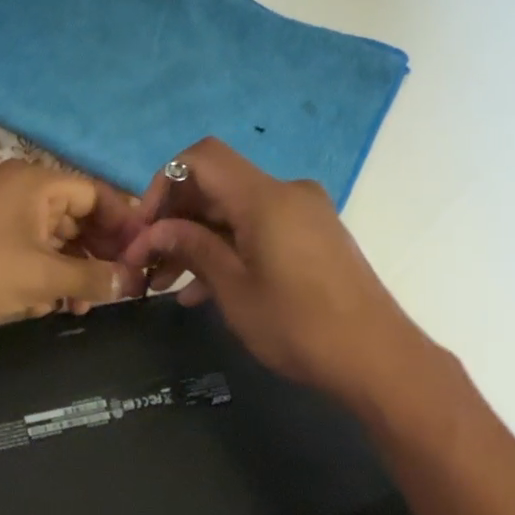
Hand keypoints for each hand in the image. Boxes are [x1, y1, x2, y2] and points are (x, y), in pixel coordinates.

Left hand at [0, 162, 141, 342]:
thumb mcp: (42, 279)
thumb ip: (91, 279)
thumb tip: (132, 282)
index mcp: (36, 183)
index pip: (96, 194)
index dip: (124, 226)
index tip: (143, 259)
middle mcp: (20, 193)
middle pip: (77, 219)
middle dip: (98, 257)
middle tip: (119, 290)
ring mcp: (0, 219)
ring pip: (53, 243)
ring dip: (72, 275)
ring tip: (85, 308)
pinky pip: (29, 257)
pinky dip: (44, 281)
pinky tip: (52, 309)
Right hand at [121, 138, 430, 403]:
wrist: (372, 355)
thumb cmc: (296, 326)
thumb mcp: (234, 290)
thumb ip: (193, 250)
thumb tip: (157, 230)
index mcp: (265, 197)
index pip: (200, 159)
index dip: (161, 185)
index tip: (142, 231)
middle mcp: (286, 193)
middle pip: (216, 186)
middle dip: (174, 221)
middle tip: (143, 267)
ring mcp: (303, 215)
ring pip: (235, 214)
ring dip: (196, 242)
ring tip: (163, 287)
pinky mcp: (312, 239)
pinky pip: (258, 232)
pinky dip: (226, 252)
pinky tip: (199, 292)